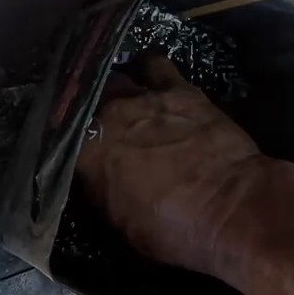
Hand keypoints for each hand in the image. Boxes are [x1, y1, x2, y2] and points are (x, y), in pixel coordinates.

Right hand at [77, 56, 270, 275]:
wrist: (232, 209)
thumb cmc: (174, 229)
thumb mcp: (120, 223)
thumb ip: (101, 189)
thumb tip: (95, 174)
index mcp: (86, 153)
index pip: (61, 136)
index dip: (63, 138)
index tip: (65, 143)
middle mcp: (106, 117)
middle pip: (84, 100)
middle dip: (85, 107)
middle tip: (91, 120)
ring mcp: (142, 98)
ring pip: (115, 78)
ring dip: (112, 87)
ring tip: (116, 94)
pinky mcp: (178, 89)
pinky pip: (154, 65)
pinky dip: (146, 67)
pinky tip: (145, 71)